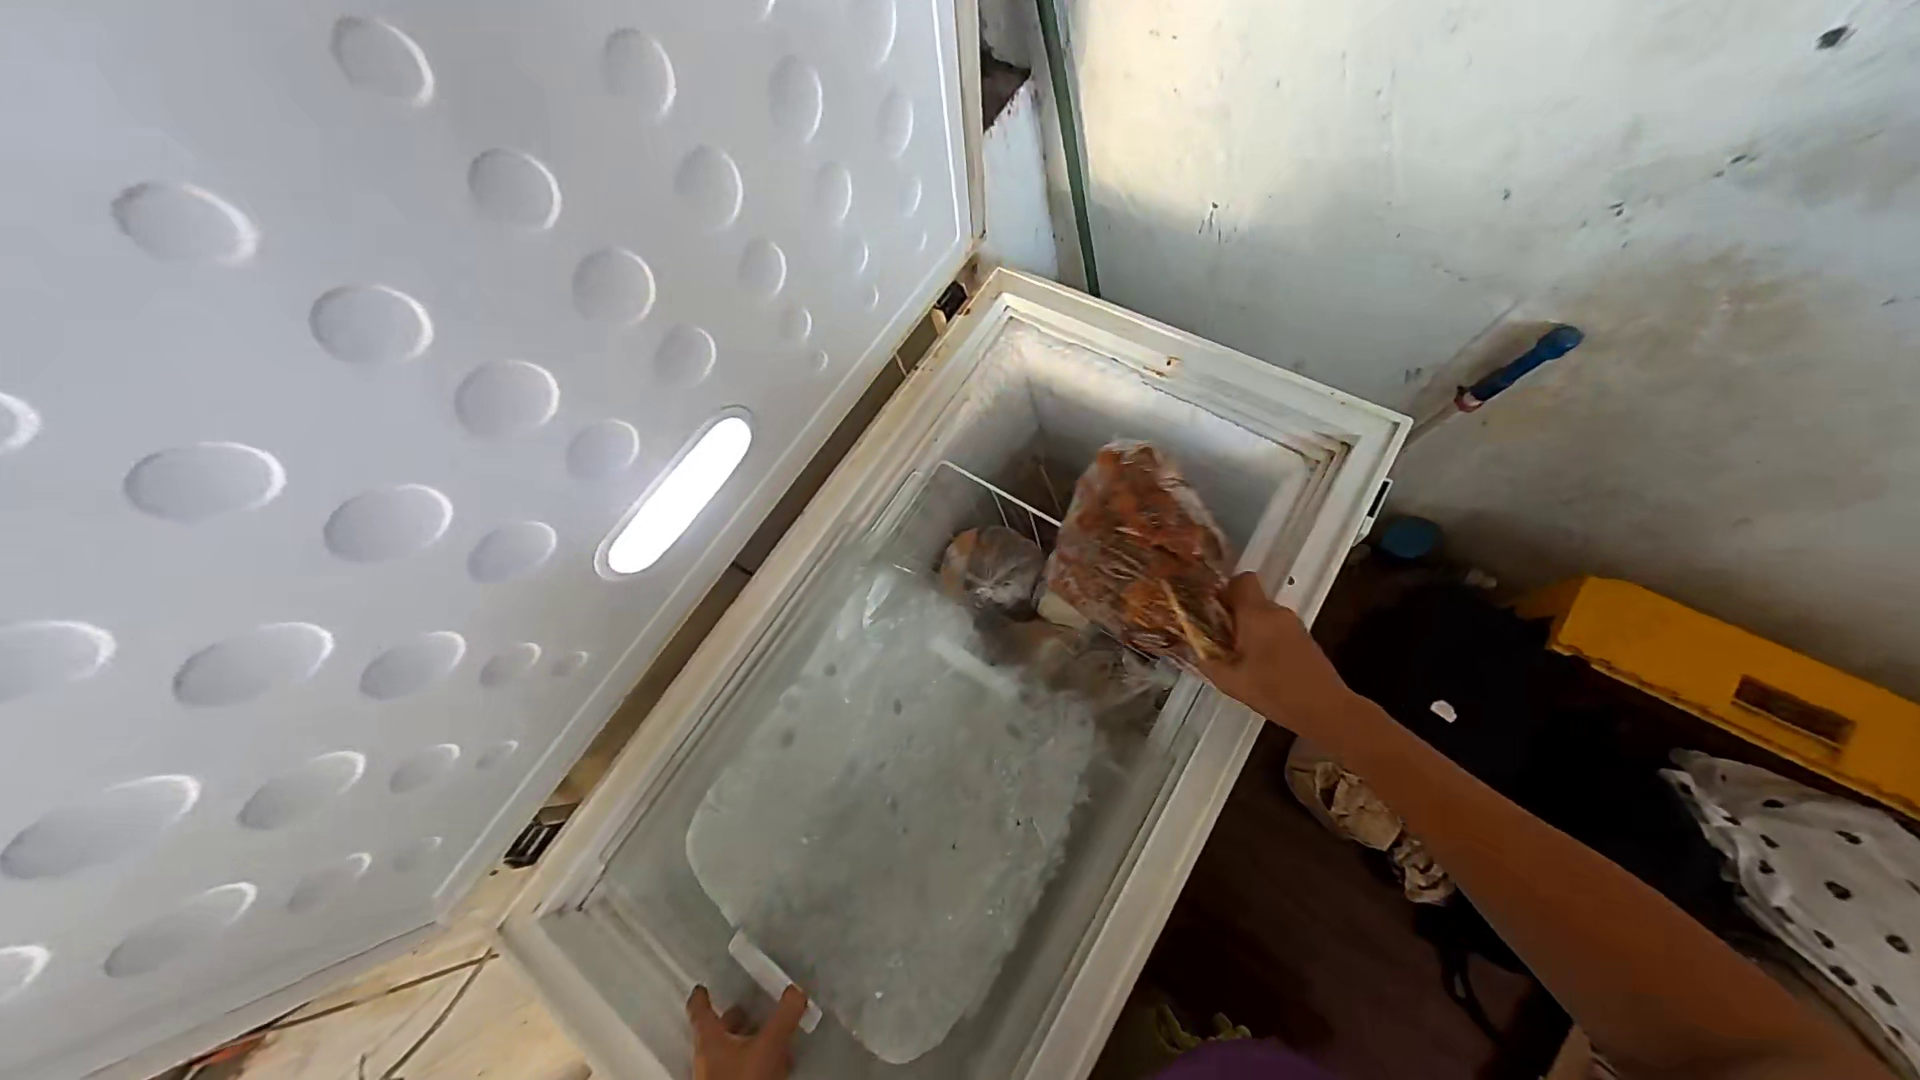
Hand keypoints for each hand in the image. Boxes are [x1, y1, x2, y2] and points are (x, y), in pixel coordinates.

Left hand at [688, 984, 808, 1079]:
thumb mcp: (768, 1046)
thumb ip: (784, 1016)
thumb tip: (796, 989)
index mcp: (709, 1040)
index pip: (700, 1011)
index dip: (702, 997)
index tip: (702, 986)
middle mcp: (708, 1058)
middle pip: (719, 1031)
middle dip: (736, 1018)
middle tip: (753, 1007)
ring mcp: (717, 1078)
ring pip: (732, 1051)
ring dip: (751, 1040)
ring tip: (776, 1034)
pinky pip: (742, 1070)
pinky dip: (758, 1061)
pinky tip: (778, 1064)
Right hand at [1195, 572, 1359, 741]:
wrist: (1326, 710)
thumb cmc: (1273, 690)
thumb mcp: (1228, 680)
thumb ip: (1205, 660)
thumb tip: (1191, 649)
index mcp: (1256, 614)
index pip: (1242, 579)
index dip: (1224, 589)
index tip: (1211, 609)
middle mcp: (1277, 612)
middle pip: (1250, 598)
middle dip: (1231, 613)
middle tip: (1216, 638)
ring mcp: (1294, 625)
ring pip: (1263, 614)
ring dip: (1248, 628)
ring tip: (1236, 655)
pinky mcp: (1304, 639)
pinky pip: (1276, 627)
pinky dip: (1264, 638)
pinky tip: (1258, 664)